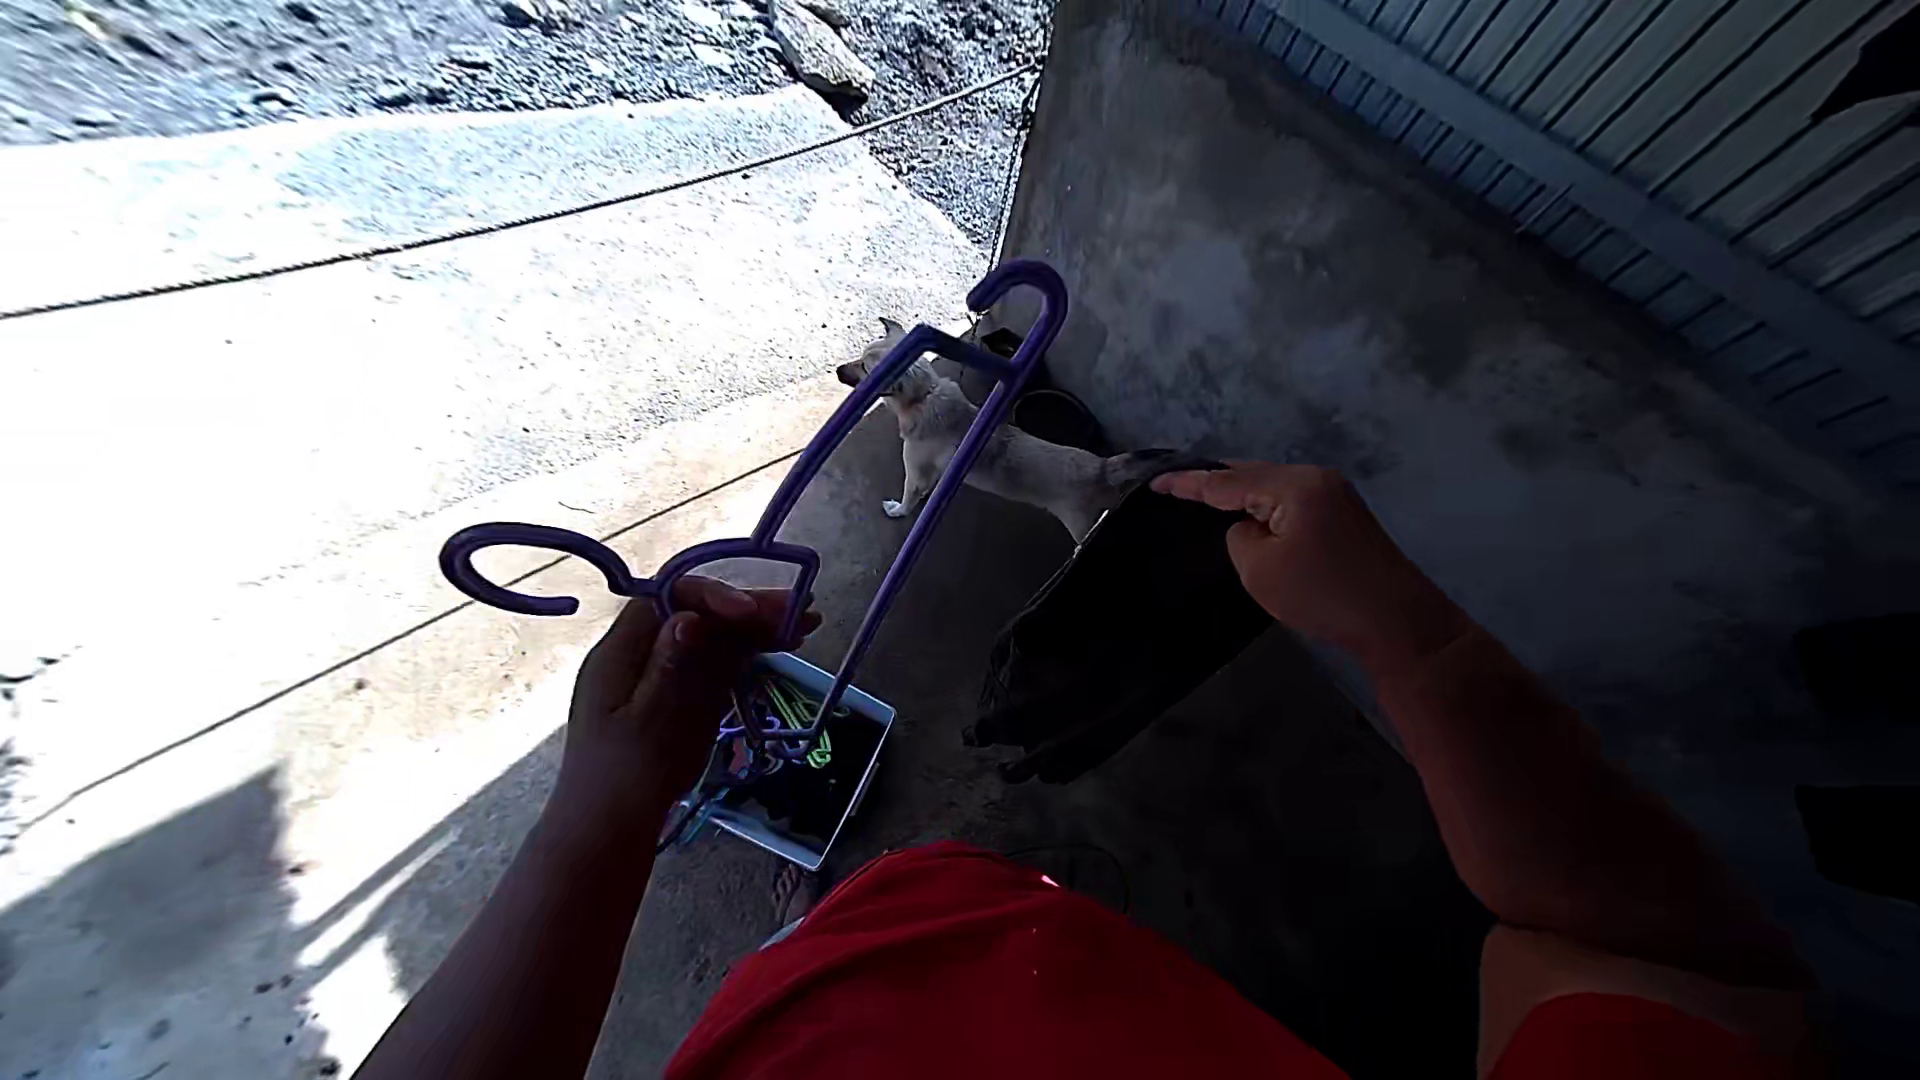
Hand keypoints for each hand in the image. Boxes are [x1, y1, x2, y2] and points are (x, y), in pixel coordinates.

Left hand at [556, 578, 820, 831]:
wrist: (614, 825)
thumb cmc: (624, 777)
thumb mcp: (649, 722)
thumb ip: (671, 666)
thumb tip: (690, 618)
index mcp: (624, 650)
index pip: (668, 598)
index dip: (712, 596)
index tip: (751, 612)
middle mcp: (650, 649)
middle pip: (703, 613)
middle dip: (751, 609)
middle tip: (801, 610)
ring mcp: (674, 667)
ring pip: (721, 633)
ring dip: (762, 625)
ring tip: (808, 623)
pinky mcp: (694, 686)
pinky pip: (727, 657)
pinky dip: (757, 647)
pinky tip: (787, 643)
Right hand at [1150, 461, 1468, 670]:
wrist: (1397, 623)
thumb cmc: (1321, 595)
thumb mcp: (1257, 568)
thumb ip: (1239, 535)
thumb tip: (1251, 526)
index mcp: (1293, 486)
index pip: (1225, 481)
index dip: (1187, 483)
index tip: (1155, 482)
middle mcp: (1315, 478)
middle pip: (1250, 473)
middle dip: (1212, 481)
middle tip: (1174, 487)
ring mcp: (1333, 493)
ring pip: (1269, 485)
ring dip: (1238, 493)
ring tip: (1202, 497)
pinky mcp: (1341, 513)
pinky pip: (1287, 498)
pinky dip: (1261, 504)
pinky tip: (1246, 511)